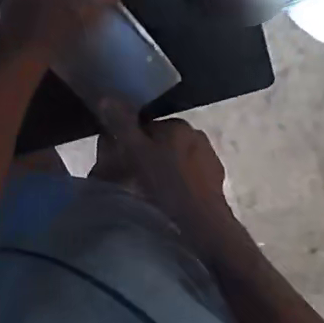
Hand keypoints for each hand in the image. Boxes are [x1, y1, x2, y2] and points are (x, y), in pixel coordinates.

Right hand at [93, 107, 228, 220]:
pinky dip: (179, 183)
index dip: (131, 141)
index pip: (146, 126)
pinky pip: (189, 177)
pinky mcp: (216, 182)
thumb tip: (107, 97)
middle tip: (133, 177)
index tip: (121, 159)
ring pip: (176, 160)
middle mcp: (197, 135)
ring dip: (164, 170)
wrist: (202, 225)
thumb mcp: (135, 152)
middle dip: (148, 155)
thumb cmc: (165, 185)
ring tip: (150, 191)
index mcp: (177, 125)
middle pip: (162, 142)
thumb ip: (121, 124)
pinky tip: (169, 199)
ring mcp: (210, 159)